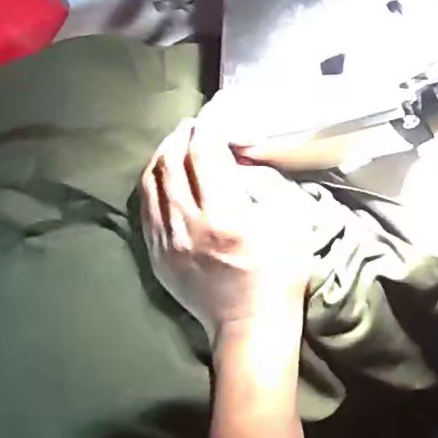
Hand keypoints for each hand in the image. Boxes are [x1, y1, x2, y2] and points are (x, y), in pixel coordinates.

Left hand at [141, 119, 315, 347]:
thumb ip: (265, 183)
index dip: (209, 124)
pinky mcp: (156, 256)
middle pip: (171, 162)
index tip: (217, 110)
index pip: (205, 153)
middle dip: (183, 134)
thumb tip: (239, 160)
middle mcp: (188, 225)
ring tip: (179, 142)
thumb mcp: (291, 220)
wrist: (250, 326)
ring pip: (151, 182)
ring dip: (164, 154)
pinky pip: (146, 207)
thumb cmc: (281, 273)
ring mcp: (166, 242)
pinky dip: (154, 182)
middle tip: (197, 124)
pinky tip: (167, 174)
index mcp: (225, 216)